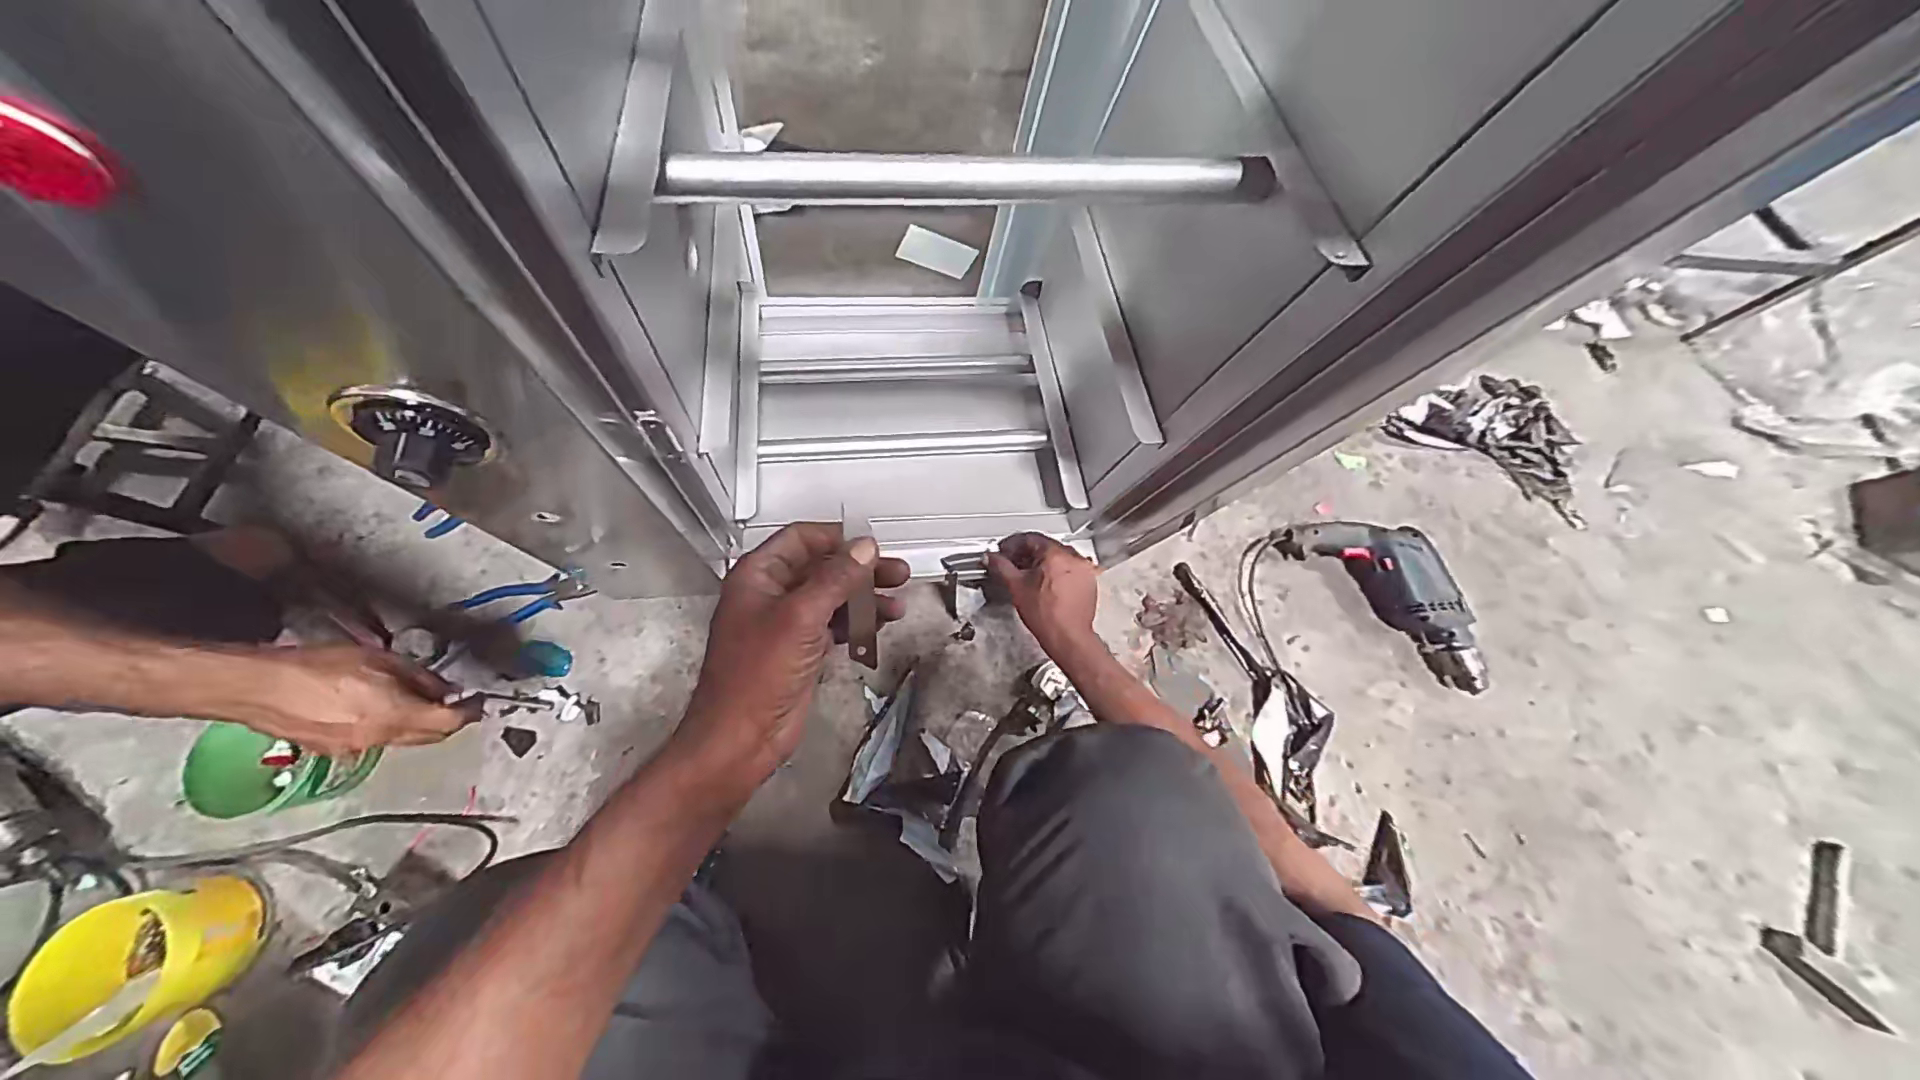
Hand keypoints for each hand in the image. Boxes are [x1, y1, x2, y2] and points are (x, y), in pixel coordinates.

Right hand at [244, 645, 472, 754]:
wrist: (255, 687)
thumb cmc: (319, 667)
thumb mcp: (382, 661)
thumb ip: (421, 679)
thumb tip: (446, 690)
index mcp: (394, 716)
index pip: (447, 723)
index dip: (469, 712)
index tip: (477, 701)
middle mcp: (378, 740)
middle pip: (429, 737)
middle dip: (448, 722)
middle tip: (457, 703)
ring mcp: (353, 749)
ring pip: (403, 741)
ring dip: (420, 726)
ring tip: (421, 703)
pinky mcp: (331, 751)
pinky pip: (375, 742)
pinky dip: (390, 728)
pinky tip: (383, 711)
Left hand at [674, 523, 909, 789]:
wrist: (741, 737)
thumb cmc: (753, 677)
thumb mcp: (800, 617)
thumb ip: (834, 579)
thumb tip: (863, 549)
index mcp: (758, 576)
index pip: (801, 539)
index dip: (837, 538)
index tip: (870, 545)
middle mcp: (772, 595)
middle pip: (823, 568)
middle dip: (860, 570)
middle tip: (895, 573)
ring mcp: (788, 623)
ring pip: (833, 598)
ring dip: (865, 599)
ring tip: (895, 603)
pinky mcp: (802, 649)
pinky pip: (835, 625)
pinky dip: (858, 622)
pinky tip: (879, 624)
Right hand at [987, 532, 1101, 657]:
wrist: (1068, 637)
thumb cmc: (1047, 616)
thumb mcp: (1016, 586)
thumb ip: (1001, 566)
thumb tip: (992, 557)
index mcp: (1055, 554)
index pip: (1030, 538)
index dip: (1012, 544)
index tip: (1004, 551)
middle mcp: (1074, 558)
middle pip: (1045, 546)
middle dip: (1026, 553)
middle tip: (1012, 562)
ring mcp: (1084, 569)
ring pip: (1058, 557)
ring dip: (1041, 562)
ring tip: (1028, 575)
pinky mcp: (1089, 581)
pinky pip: (1069, 568)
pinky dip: (1056, 572)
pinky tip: (1045, 584)